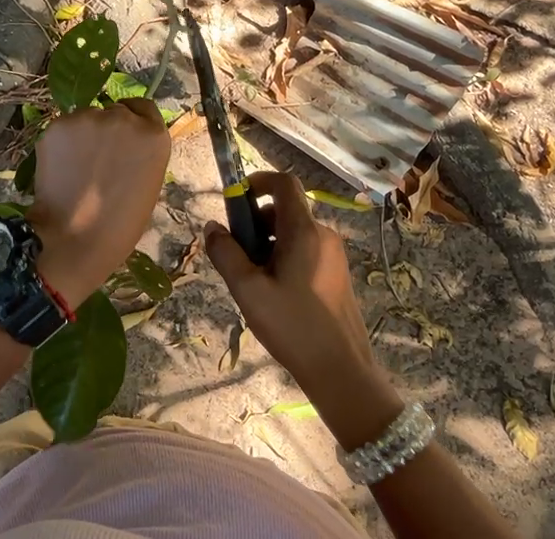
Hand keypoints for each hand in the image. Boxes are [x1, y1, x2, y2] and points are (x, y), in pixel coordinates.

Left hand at [26, 97, 170, 299]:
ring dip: (82, 135)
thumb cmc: (119, 224)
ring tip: (76, 167)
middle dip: (106, 129)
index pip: (144, 107)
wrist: (75, 237)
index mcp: (153, 135)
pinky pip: (62, 129)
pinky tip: (59, 168)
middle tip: (96, 158)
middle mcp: (122, 118)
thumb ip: (139, 152)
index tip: (122, 138)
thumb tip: (121, 144)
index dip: (132, 120)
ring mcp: (88, 118)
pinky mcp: (57, 125)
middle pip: (114, 111)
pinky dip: (61, 143)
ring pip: (85, 118)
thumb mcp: (147, 183)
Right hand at [206, 170, 398, 442]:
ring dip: (266, 244)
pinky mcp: (337, 275)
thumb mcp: (247, 289)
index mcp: (304, 232)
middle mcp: (323, 235)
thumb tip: (212, 227)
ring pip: (292, 233)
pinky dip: (283, 258)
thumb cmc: (292, 326)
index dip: (257, 182)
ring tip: (253, 281)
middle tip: (236, 255)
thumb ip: (225, 253)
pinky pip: (304, 251)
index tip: (235, 201)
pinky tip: (274, 294)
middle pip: (284, 210)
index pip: (284, 183)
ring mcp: (334, 256)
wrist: (342, 373)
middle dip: (254, 223)